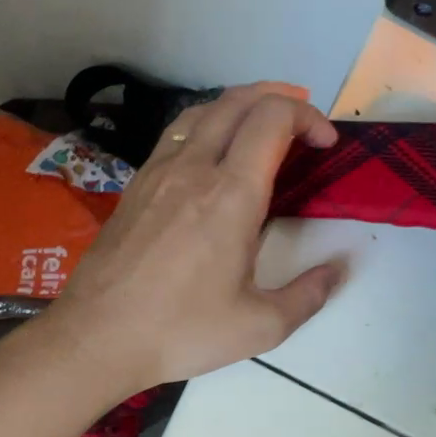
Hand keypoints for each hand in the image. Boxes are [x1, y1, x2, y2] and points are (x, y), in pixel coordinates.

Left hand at [40, 83, 344, 394]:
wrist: (98, 337)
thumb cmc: (182, 331)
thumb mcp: (260, 326)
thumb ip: (308, 295)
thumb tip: (337, 270)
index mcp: (231, 195)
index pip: (272, 119)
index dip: (307, 117)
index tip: (325, 144)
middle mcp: (194, 169)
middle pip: (238, 101)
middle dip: (279, 99)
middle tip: (302, 127)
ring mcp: (158, 172)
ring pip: (202, 110)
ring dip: (240, 106)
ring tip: (261, 127)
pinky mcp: (136, 186)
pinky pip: (175, 134)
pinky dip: (206, 126)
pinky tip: (213, 155)